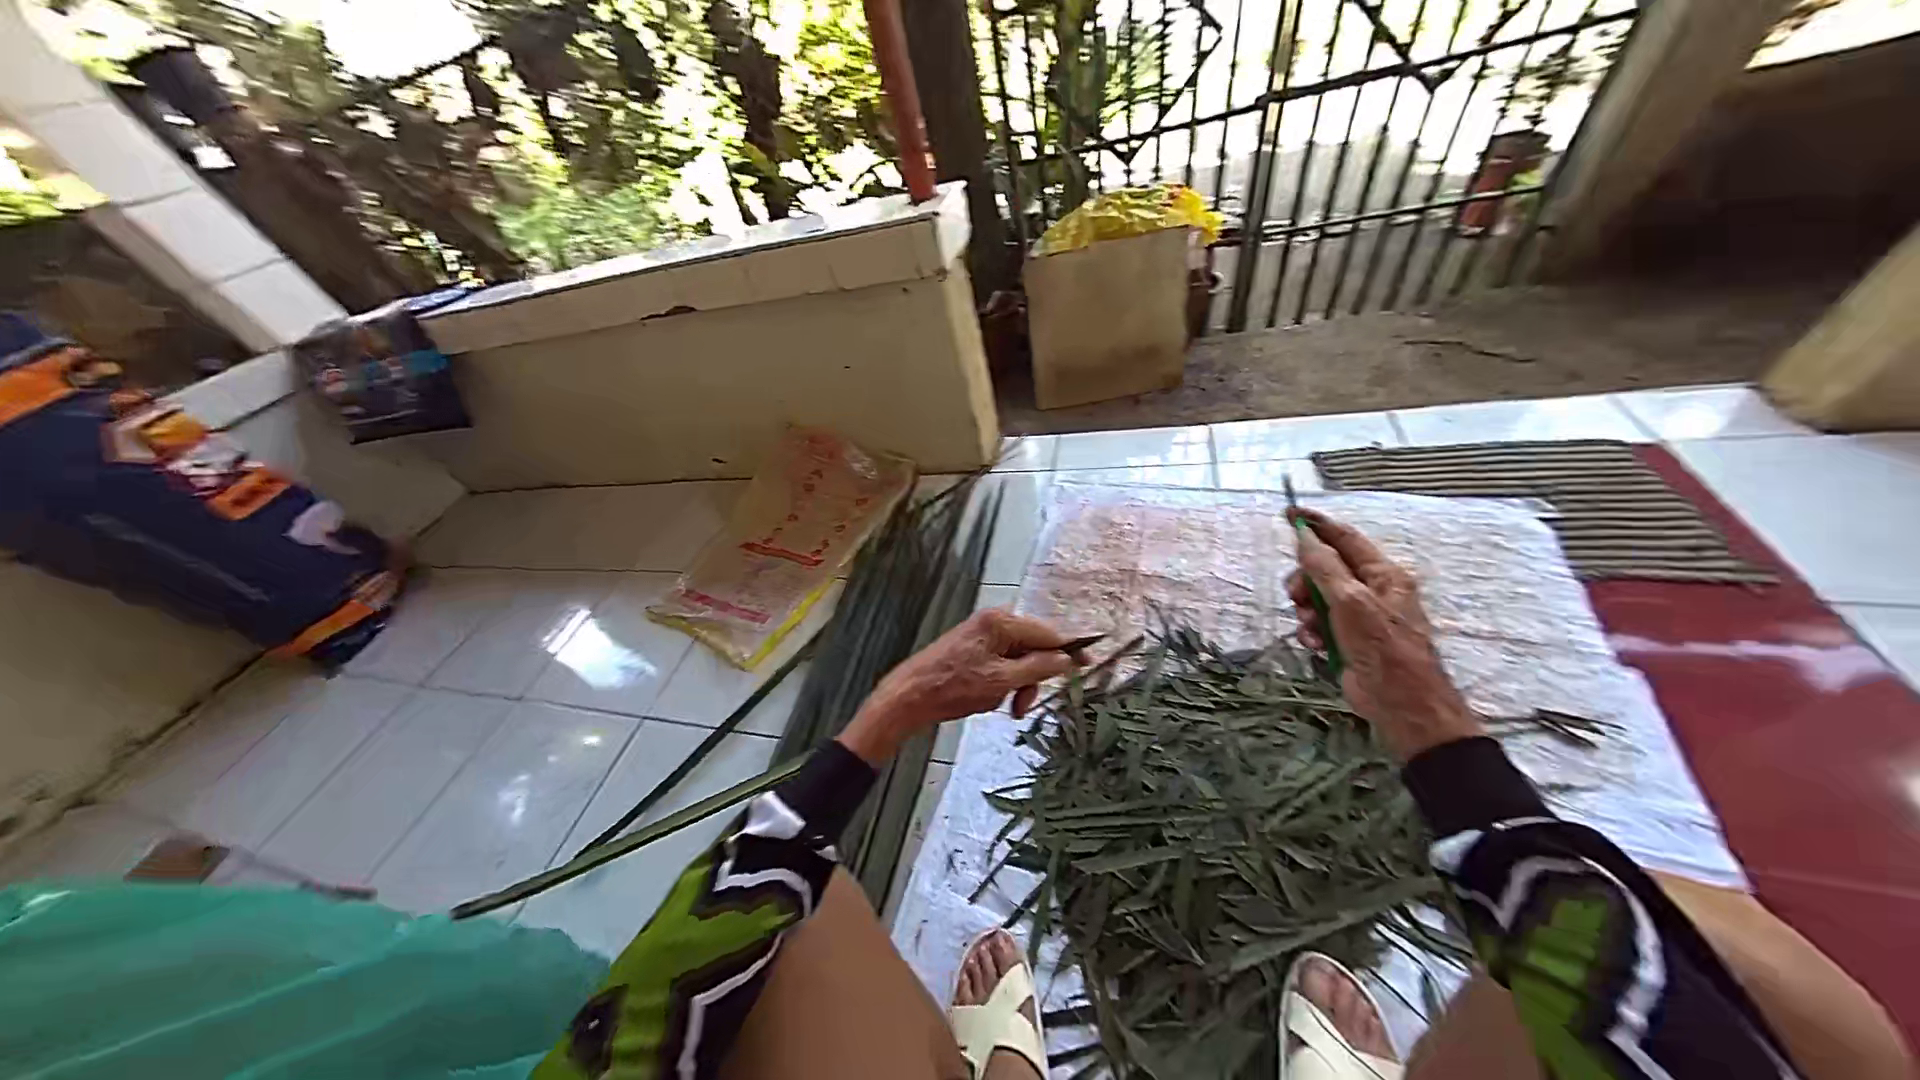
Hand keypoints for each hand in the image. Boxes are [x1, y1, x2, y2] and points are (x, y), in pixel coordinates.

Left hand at [837, 609, 1090, 765]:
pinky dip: (1003, 681)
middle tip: (1024, 705)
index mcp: (1001, 622)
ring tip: (1004, 706)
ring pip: (1018, 658)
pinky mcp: (973, 648)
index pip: (1047, 634)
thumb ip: (1038, 668)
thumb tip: (1066, 659)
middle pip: (1033, 646)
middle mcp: (993, 621)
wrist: (909, 696)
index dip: (1069, 651)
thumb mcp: (1002, 681)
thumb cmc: (953, 687)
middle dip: (1034, 677)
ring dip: (1018, 683)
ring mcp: (982, 633)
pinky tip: (990, 698)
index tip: (1088, 664)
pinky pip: (1002, 662)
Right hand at [1286, 507, 1482, 761]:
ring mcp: (1359, 615)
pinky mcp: (1347, 638)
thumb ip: (1324, 567)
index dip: (1315, 524)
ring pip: (1316, 598)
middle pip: (1323, 569)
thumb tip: (1305, 536)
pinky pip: (1318, 623)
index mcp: (1383, 574)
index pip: (1343, 537)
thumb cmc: (1383, 648)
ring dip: (1305, 610)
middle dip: (1304, 580)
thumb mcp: (1351, 602)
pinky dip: (1311, 631)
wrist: (1401, 705)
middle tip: (1295, 595)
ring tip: (1311, 627)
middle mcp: (1371, 590)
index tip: (1288, 514)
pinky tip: (1316, 645)